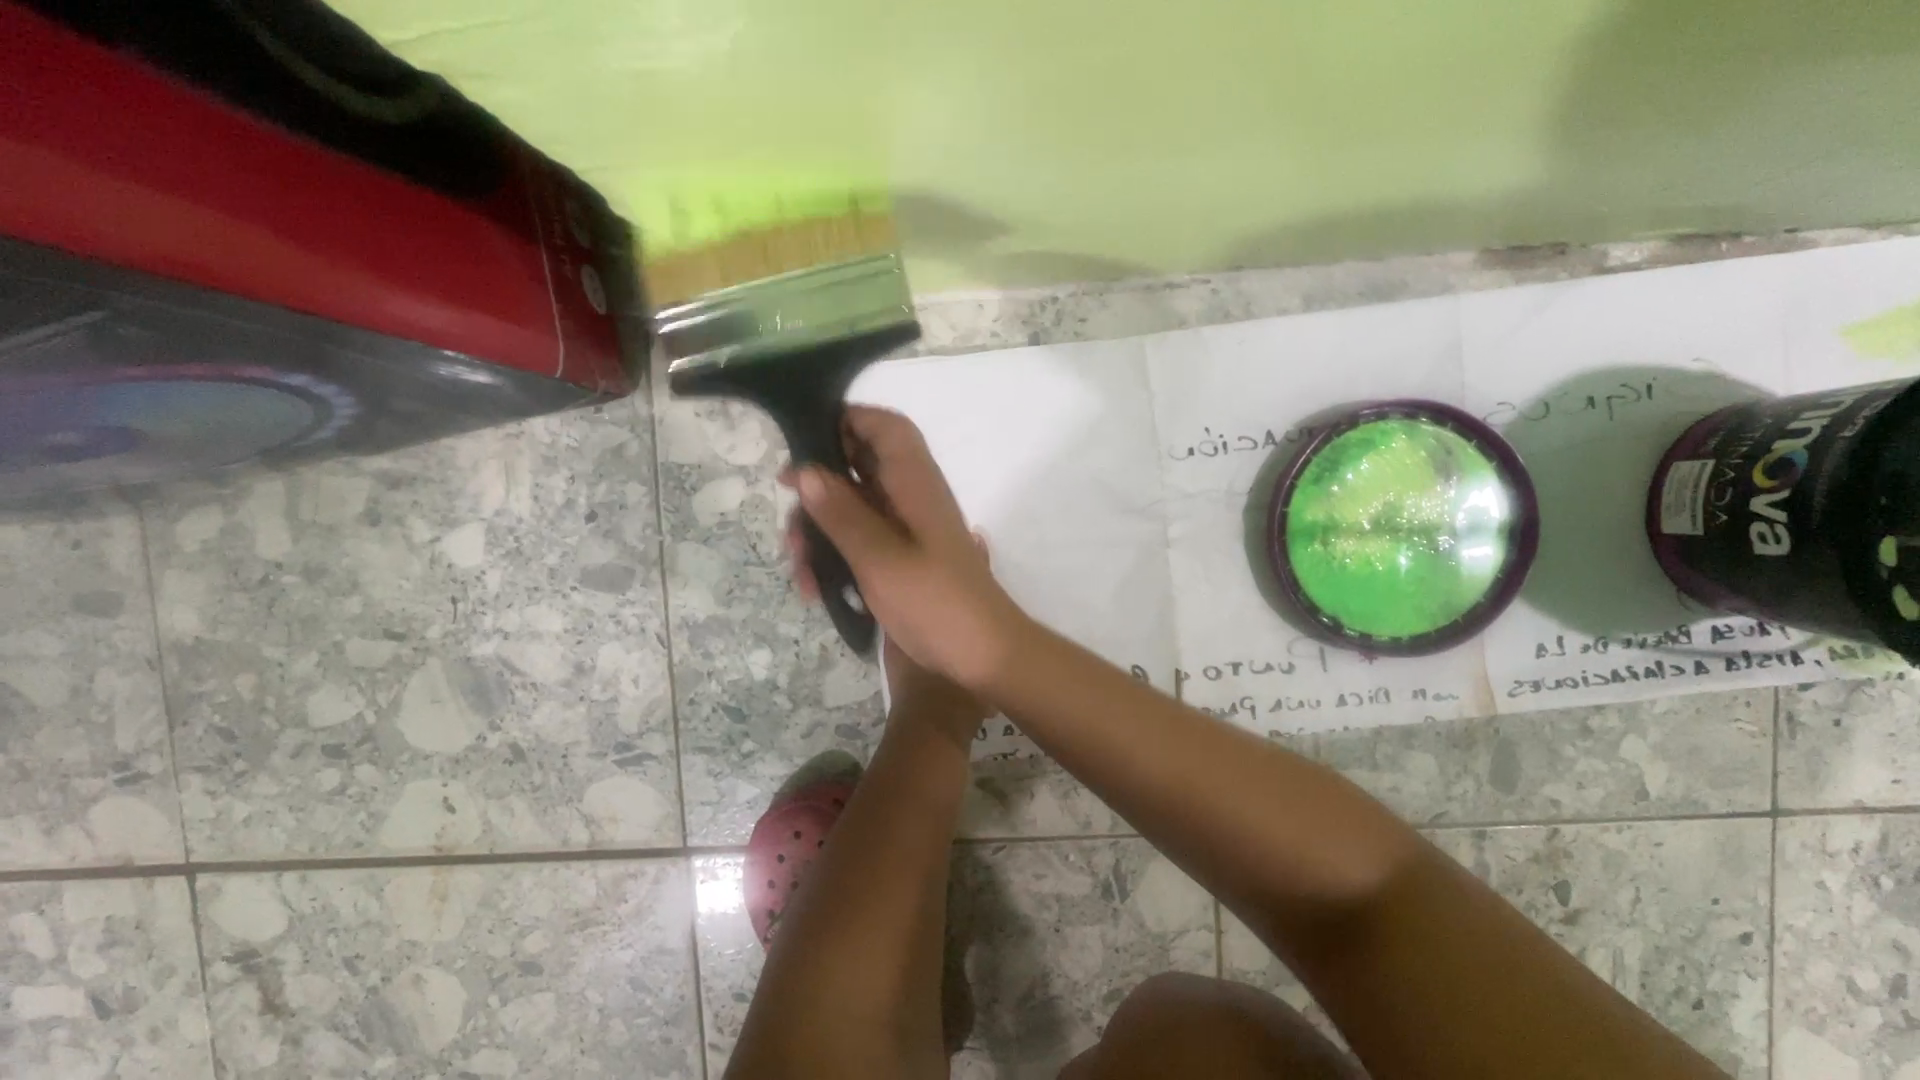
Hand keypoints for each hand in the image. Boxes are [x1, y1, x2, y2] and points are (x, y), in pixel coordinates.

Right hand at [780, 406, 1027, 691]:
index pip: (885, 427)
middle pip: (856, 470)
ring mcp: (905, 529)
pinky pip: (858, 543)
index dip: (847, 421)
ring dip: (819, 536)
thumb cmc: (936, 602)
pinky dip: (834, 560)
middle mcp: (909, 497)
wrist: (983, 656)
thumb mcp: (880, 559)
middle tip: (790, 528)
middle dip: (816, 495)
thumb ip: (842, 514)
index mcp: (914, 483)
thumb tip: (805, 471)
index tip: (802, 447)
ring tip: (801, 575)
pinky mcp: (900, 559)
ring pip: (850, 510)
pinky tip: (816, 592)